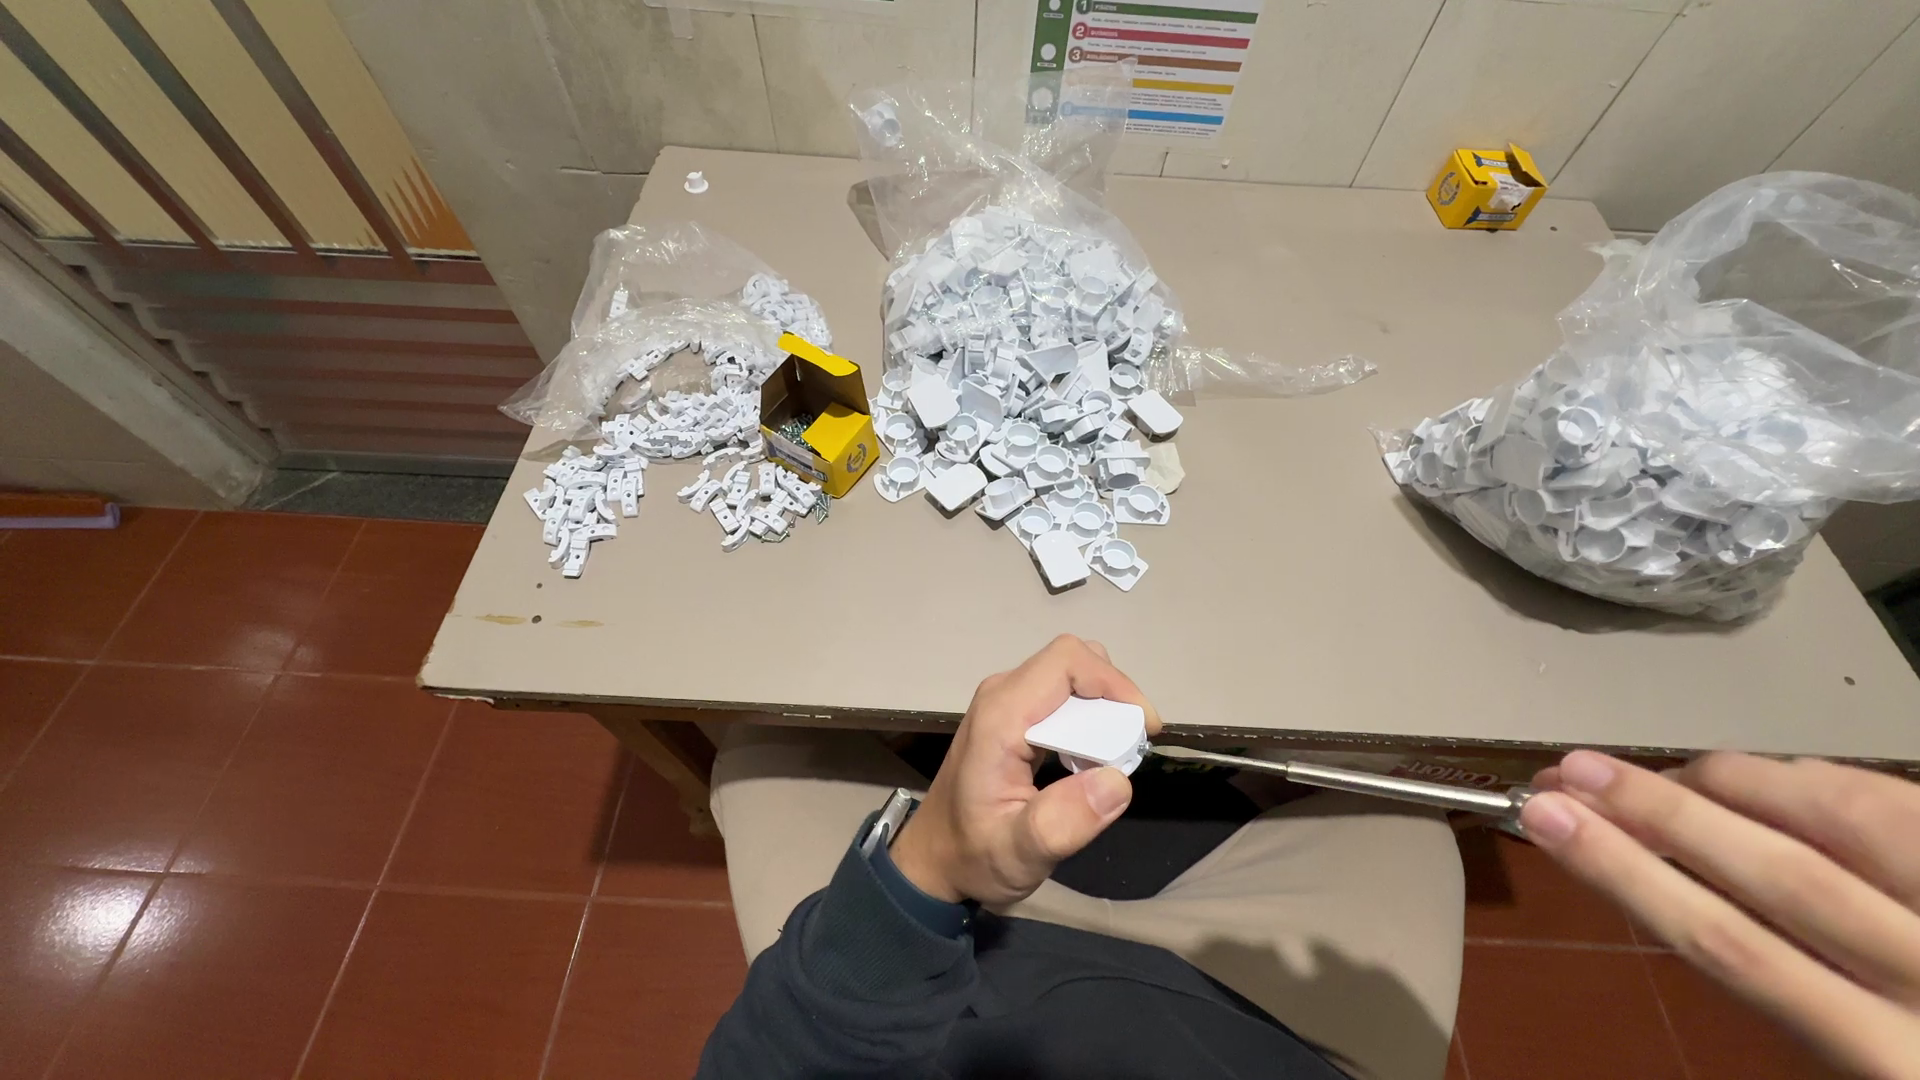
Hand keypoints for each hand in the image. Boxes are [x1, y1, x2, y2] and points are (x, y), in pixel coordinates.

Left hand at [890, 635, 1159, 906]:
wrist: (933, 859)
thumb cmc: (972, 856)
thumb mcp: (1019, 854)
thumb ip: (1063, 821)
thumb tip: (1118, 781)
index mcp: (1001, 716)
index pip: (1066, 661)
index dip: (1113, 682)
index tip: (1144, 728)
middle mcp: (1002, 695)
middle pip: (1072, 663)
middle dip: (1113, 699)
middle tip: (1131, 751)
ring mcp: (1005, 702)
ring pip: (1070, 677)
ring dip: (1103, 709)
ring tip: (1114, 758)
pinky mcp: (1013, 714)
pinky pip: (1061, 696)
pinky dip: (1089, 718)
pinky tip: (1091, 761)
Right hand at [1520, 750, 1919, 1078]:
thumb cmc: (1909, 1053)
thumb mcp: (1843, 1052)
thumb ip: (1766, 971)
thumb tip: (1644, 862)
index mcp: (1896, 1064)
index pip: (1731, 948)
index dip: (1625, 871)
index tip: (1543, 815)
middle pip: (1784, 875)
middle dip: (1660, 808)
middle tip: (1574, 768)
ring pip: (1851, 820)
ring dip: (1733, 782)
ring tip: (1663, 773)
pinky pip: (1901, 800)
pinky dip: (1819, 779)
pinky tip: (1773, 778)